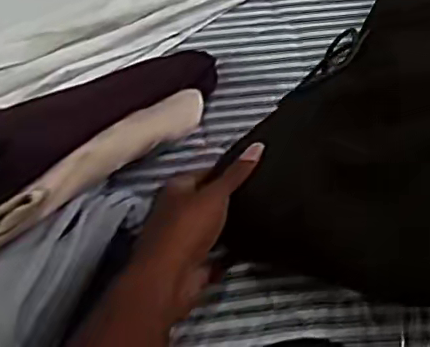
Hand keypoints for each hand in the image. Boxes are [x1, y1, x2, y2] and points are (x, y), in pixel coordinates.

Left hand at [125, 142, 263, 324]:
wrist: (167, 282)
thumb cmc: (186, 229)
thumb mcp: (217, 193)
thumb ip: (237, 172)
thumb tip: (258, 145)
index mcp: (175, 192)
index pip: (204, 171)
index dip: (227, 167)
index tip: (252, 165)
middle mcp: (174, 214)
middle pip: (207, 199)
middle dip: (229, 196)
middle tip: (259, 185)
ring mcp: (182, 241)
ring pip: (213, 225)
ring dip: (231, 222)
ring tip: (262, 208)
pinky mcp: (193, 264)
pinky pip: (219, 250)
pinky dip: (232, 247)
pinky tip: (252, 237)